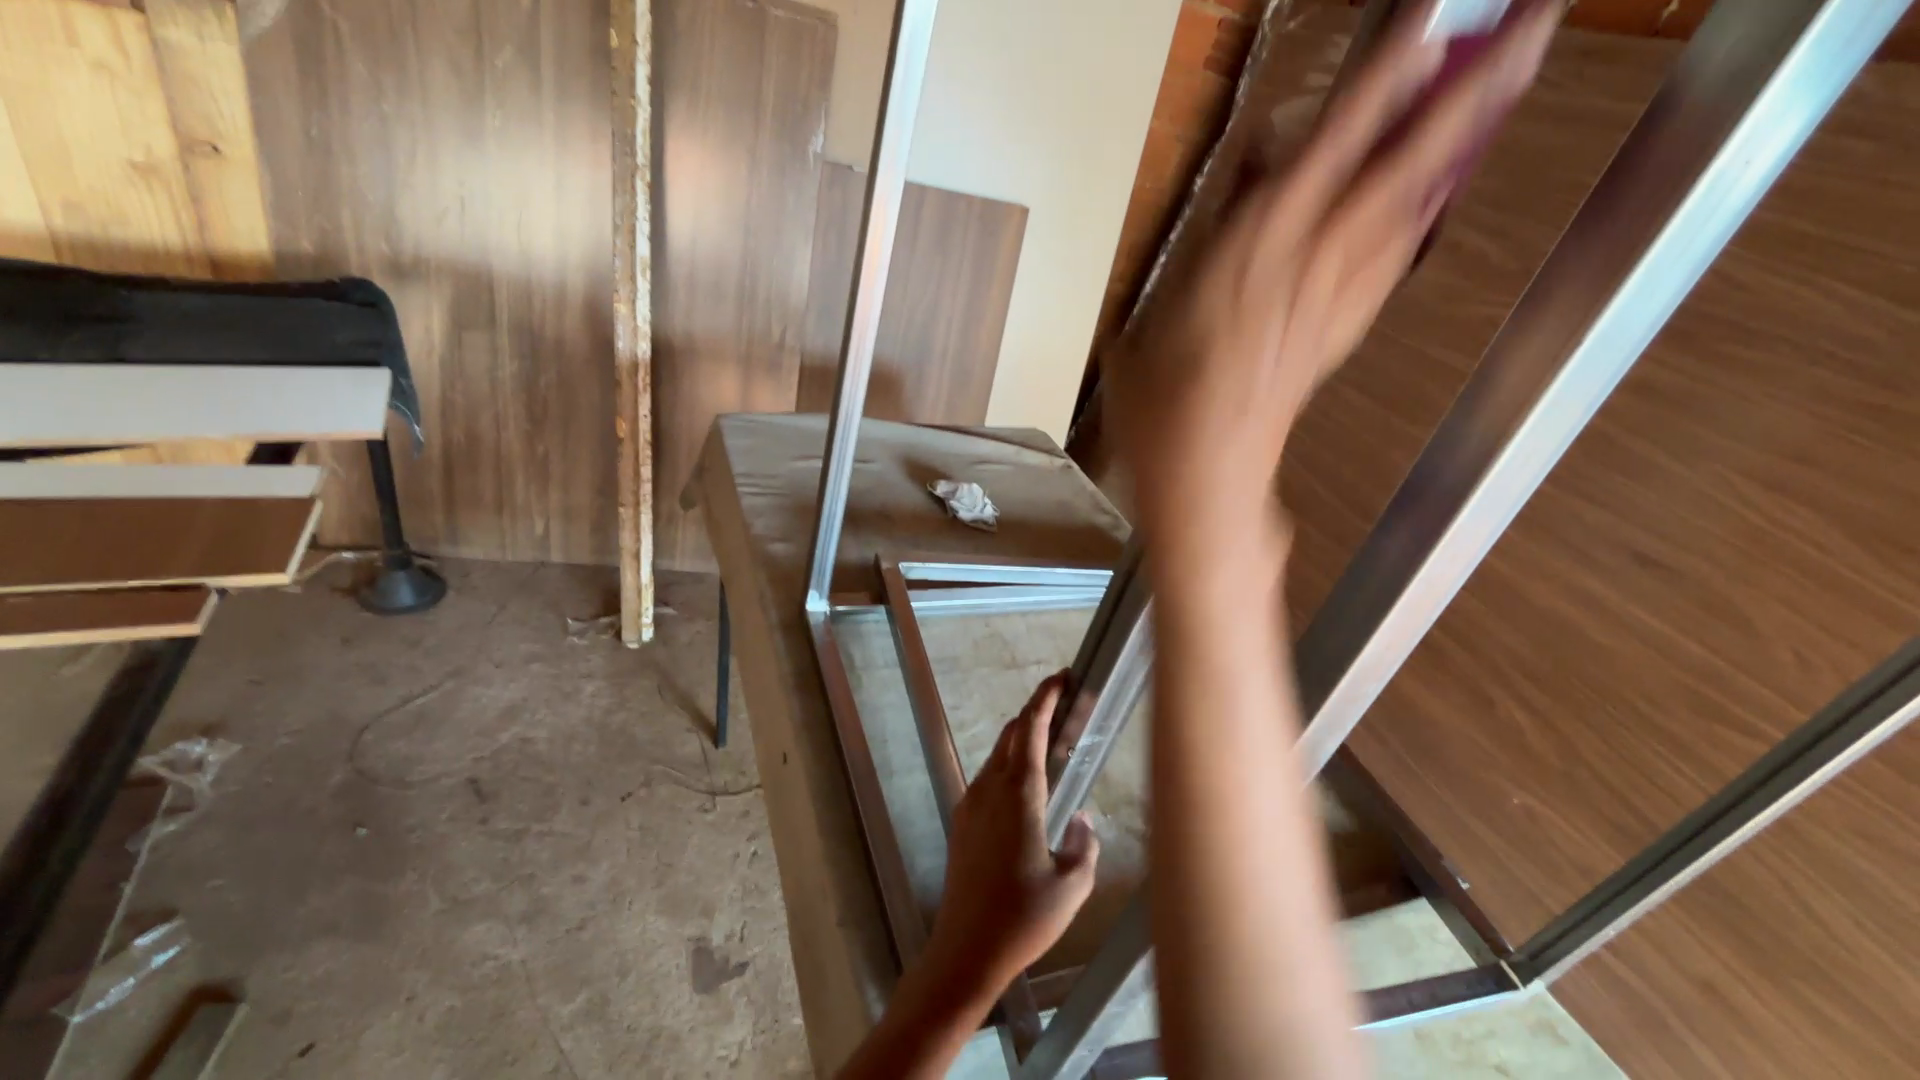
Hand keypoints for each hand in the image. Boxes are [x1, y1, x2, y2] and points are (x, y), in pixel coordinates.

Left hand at [925, 673, 1100, 992]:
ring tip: (1051, 741)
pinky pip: (989, 779)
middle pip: (1012, 734)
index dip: (1046, 698)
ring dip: (1022, 739)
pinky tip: (1027, 785)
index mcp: (1018, 795)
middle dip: (1036, 711)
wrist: (966, 949)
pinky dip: (1010, 765)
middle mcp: (989, 790)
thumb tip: (1082, 820)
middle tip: (1064, 702)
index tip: (1061, 676)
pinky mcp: (963, 823)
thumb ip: (1085, 845)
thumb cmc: (1024, 918)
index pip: (1031, 730)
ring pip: (998, 755)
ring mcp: (971, 805)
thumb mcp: (1073, 885)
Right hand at [1110, 0, 1559, 555]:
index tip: (1431, 24)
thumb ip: (1220, 220)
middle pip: (1404, 170)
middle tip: (1535, 30)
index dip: (1383, 82)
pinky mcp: (1348, 327)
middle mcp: (1312, 263)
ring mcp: (1340, 297)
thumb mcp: (1166, 297)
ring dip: (1464, 143)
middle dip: (1471, 98)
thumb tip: (1263, 158)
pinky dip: (1430, 207)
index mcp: (1255, 248)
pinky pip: (1399, 255)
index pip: (1331, 148)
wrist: (1206, 472)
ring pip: (1414, 209)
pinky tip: (1447, 183)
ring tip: (1508, 84)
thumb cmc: (1161, 394)